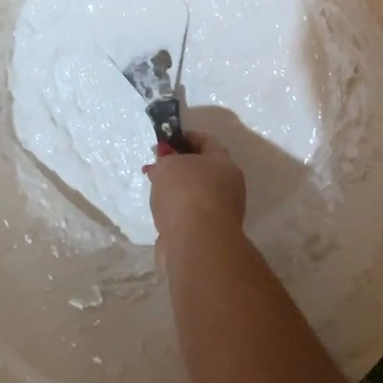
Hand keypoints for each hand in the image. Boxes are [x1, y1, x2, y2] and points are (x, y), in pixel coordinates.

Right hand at [142, 131, 245, 245]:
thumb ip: (165, 158)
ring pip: (195, 194)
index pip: (206, 141)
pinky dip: (176, 213)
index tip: (163, 140)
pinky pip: (190, 216)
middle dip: (178, 166)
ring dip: (176, 191)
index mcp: (224, 163)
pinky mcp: (208, 235)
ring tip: (155, 191)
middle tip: (156, 166)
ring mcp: (220, 213)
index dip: (184, 137)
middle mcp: (228, 187)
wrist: (196, 245)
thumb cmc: (185, 193)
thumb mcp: (168, 164)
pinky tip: (162, 213)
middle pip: (201, 169)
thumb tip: (166, 161)